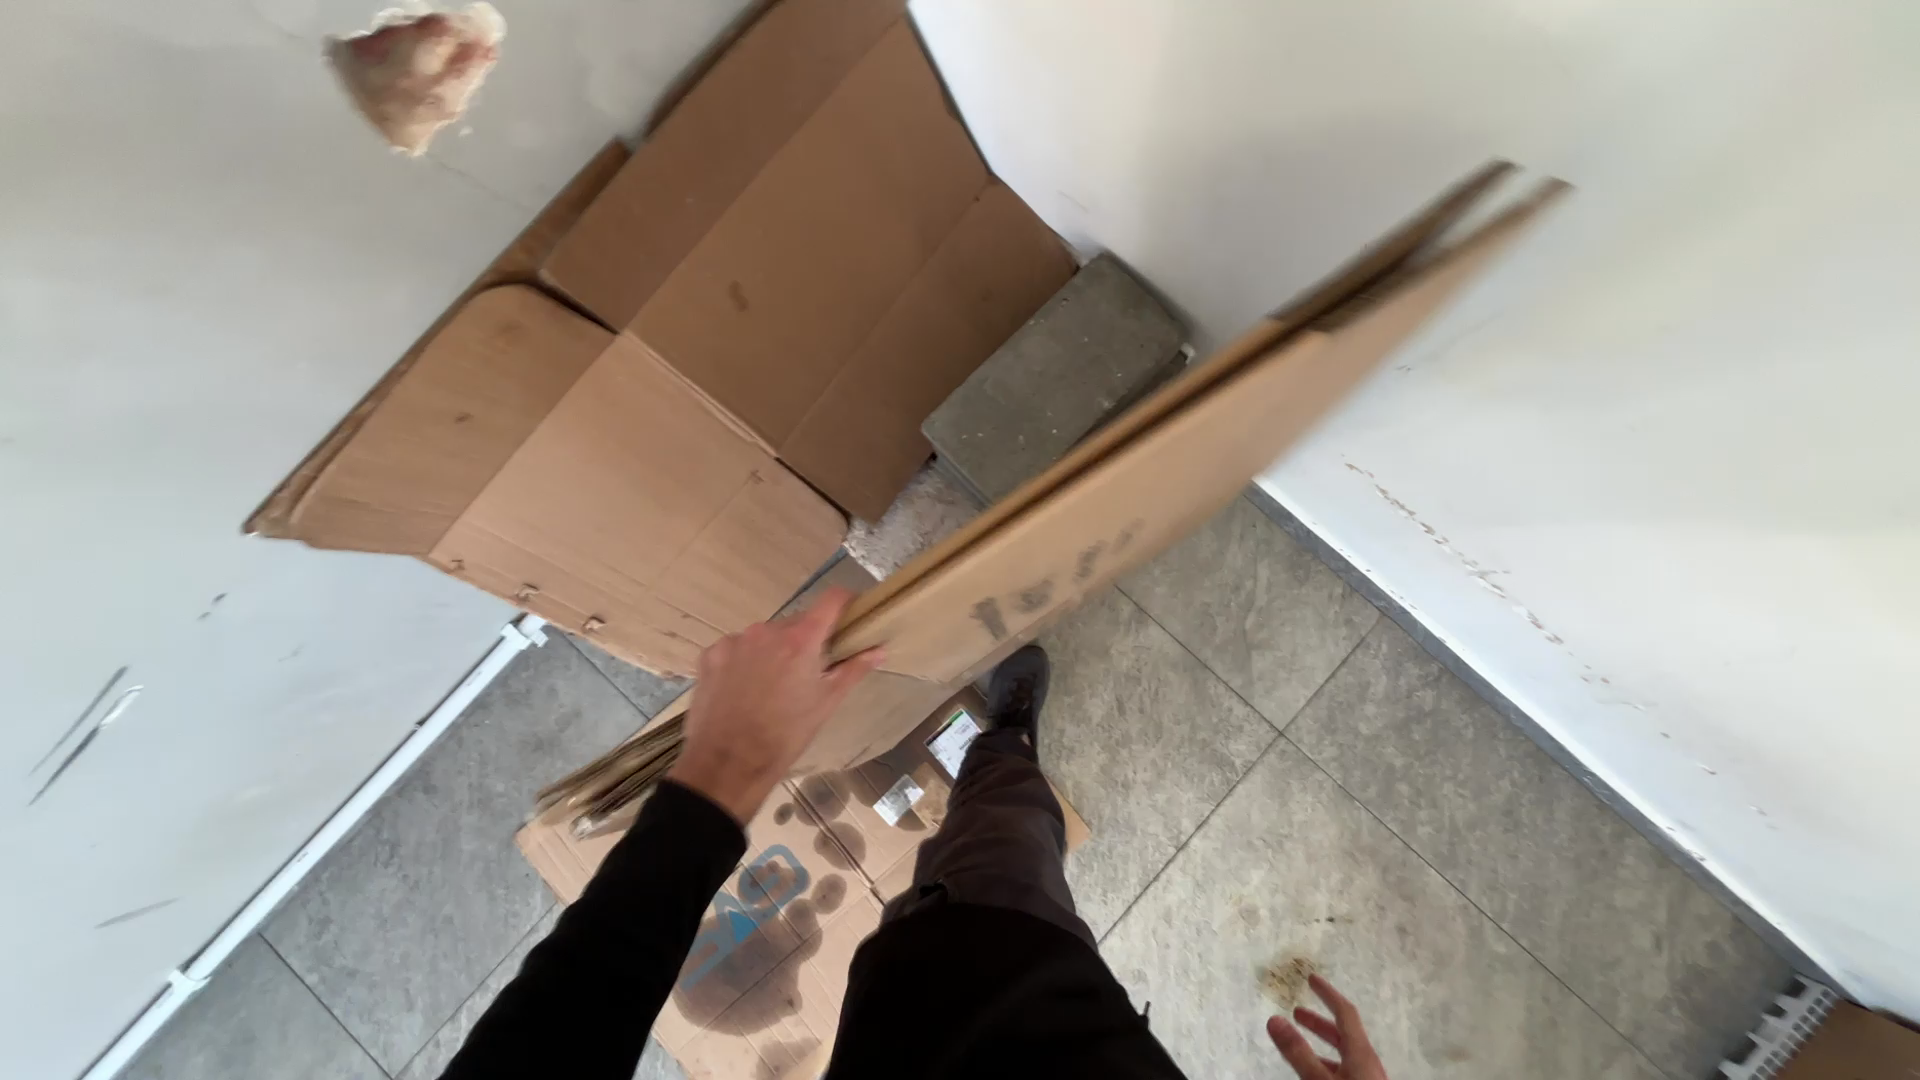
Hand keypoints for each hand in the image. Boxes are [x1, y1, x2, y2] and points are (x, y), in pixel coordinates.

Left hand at [667, 588, 883, 823]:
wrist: (728, 764)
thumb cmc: (786, 735)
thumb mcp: (826, 703)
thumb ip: (853, 669)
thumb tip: (880, 649)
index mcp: (801, 640)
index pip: (831, 599)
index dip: (844, 602)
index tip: (849, 615)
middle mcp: (767, 631)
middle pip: (796, 623)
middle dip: (805, 640)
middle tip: (806, 671)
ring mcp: (735, 641)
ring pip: (765, 636)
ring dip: (773, 651)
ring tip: (770, 686)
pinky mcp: (711, 654)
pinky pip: (736, 648)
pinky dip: (743, 661)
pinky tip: (742, 689)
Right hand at [1267, 974, 1387, 1079]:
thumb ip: (1298, 1053)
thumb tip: (1273, 1019)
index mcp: (1362, 1054)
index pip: (1345, 1013)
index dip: (1328, 994)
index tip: (1311, 978)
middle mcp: (1369, 1065)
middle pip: (1345, 1035)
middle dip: (1320, 1022)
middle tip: (1297, 1013)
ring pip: (1346, 1057)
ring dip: (1323, 1047)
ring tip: (1301, 1048)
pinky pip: (1348, 1074)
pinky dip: (1329, 1067)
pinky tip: (1316, 1077)